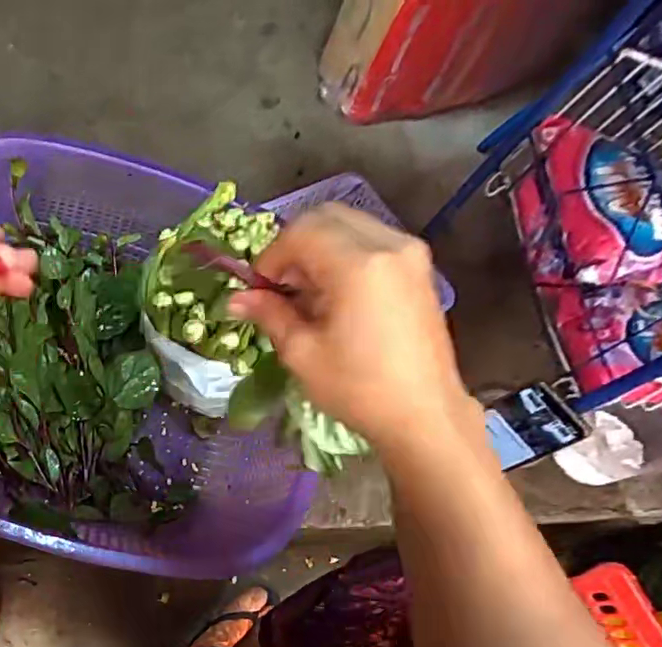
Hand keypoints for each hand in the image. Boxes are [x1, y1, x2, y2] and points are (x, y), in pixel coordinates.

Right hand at [228, 205, 473, 455]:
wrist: (423, 414)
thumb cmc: (359, 389)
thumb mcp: (304, 355)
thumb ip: (271, 315)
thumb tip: (237, 299)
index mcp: (358, 265)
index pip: (301, 232)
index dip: (271, 257)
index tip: (259, 291)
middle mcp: (388, 244)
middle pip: (327, 217)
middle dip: (295, 246)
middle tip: (281, 289)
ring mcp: (410, 254)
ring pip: (351, 225)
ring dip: (320, 249)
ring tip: (308, 296)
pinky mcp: (420, 269)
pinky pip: (373, 242)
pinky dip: (346, 256)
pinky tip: (337, 297)